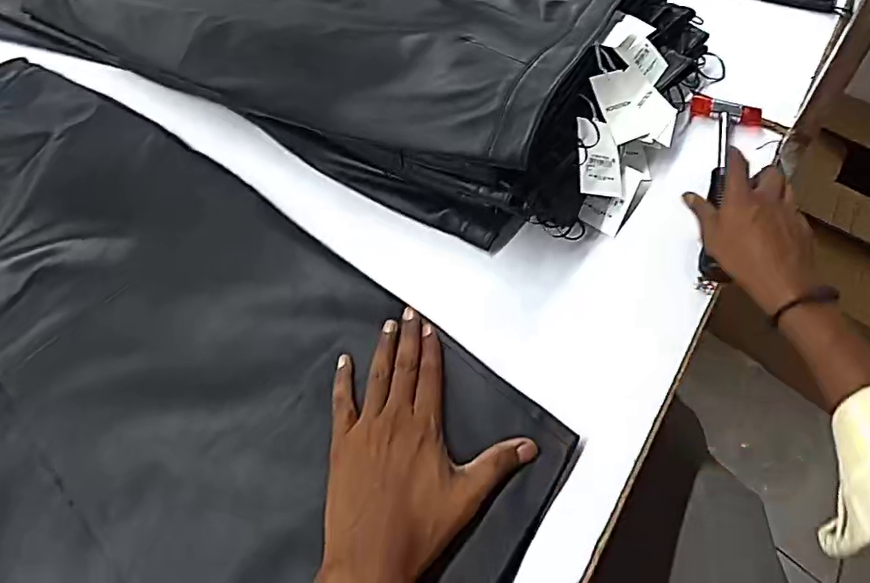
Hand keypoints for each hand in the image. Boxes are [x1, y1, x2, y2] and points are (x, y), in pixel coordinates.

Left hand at [318, 309, 537, 582]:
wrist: (370, 560)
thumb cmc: (416, 530)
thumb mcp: (466, 496)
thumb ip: (497, 465)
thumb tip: (527, 447)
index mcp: (424, 427)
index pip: (429, 375)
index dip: (430, 348)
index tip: (428, 327)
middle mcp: (395, 420)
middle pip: (404, 368)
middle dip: (407, 337)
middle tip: (408, 312)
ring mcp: (367, 429)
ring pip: (377, 377)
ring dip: (382, 349)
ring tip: (386, 325)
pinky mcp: (343, 444)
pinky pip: (342, 403)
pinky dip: (343, 380)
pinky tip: (344, 362)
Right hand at [683, 148, 825, 313]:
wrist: (784, 285)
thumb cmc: (748, 262)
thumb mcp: (713, 237)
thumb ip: (702, 212)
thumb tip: (691, 199)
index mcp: (742, 197)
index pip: (738, 164)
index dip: (734, 154)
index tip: (733, 152)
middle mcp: (767, 199)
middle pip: (770, 171)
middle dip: (762, 171)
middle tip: (754, 178)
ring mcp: (788, 211)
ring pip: (787, 187)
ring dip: (778, 187)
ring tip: (768, 195)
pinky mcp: (802, 227)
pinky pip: (797, 210)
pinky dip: (789, 210)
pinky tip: (781, 221)